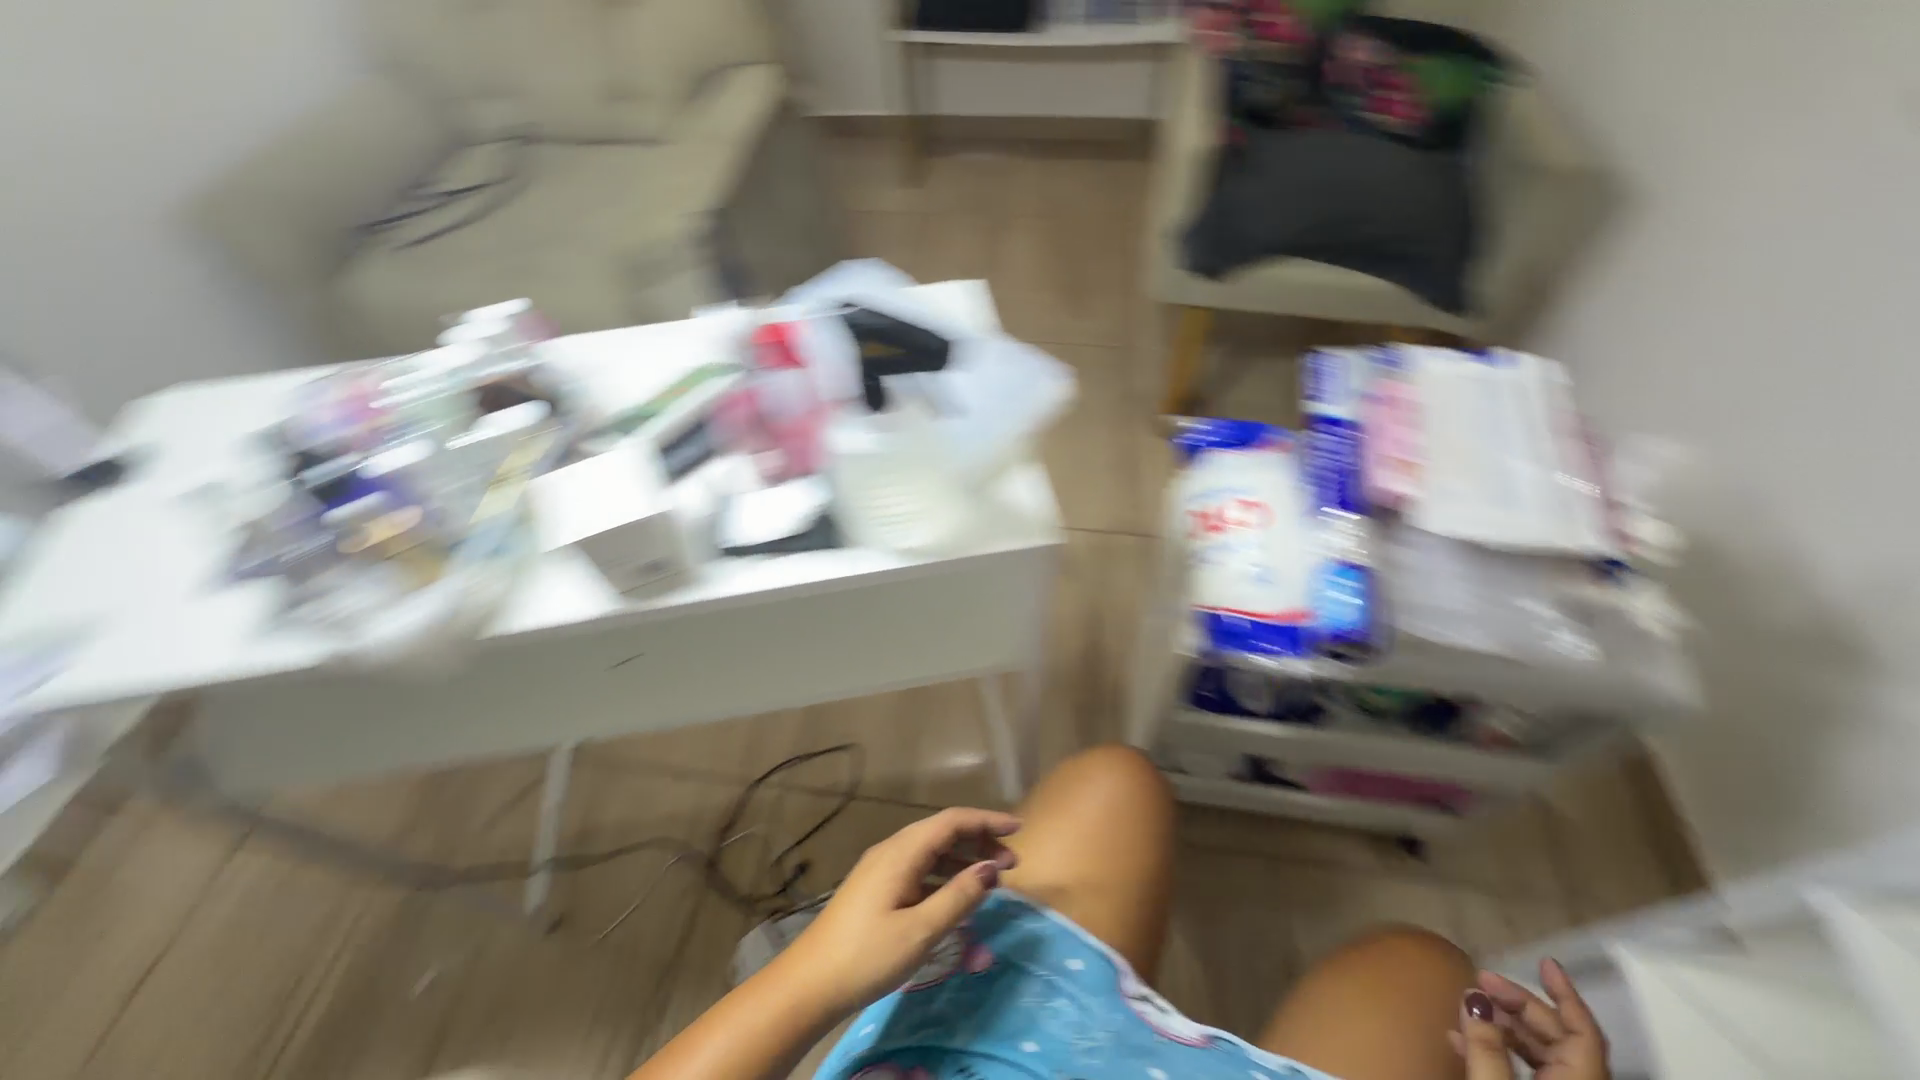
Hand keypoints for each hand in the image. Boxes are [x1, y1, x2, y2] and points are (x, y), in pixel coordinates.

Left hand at [776, 807, 1020, 1015]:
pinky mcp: (877, 889)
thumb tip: (991, 868)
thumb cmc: (867, 955)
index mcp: (902, 852)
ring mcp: (881, 869)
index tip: (1019, 830)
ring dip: (963, 860)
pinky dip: (945, 877)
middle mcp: (891, 851)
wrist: (810, 983)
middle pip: (942, 832)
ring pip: (931, 852)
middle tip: (1012, 864)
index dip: (987, 821)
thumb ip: (958, 896)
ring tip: (991, 882)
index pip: (952, 821)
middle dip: (979, 841)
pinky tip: (958, 899)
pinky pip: (920, 870)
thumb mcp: (920, 930)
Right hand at [1455, 958, 1609, 1079]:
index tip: (1544, 960)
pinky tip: (1461, 1040)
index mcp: (1579, 1078)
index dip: (1564, 993)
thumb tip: (1472, 997)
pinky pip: (1524, 1071)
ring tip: (1466, 1009)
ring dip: (1502, 1026)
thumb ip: (1487, 1046)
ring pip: (1538, 1052)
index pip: (1581, 1029)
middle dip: (1517, 1004)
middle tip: (1478, 981)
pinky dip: (1497, 1051)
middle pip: (1555, 1034)